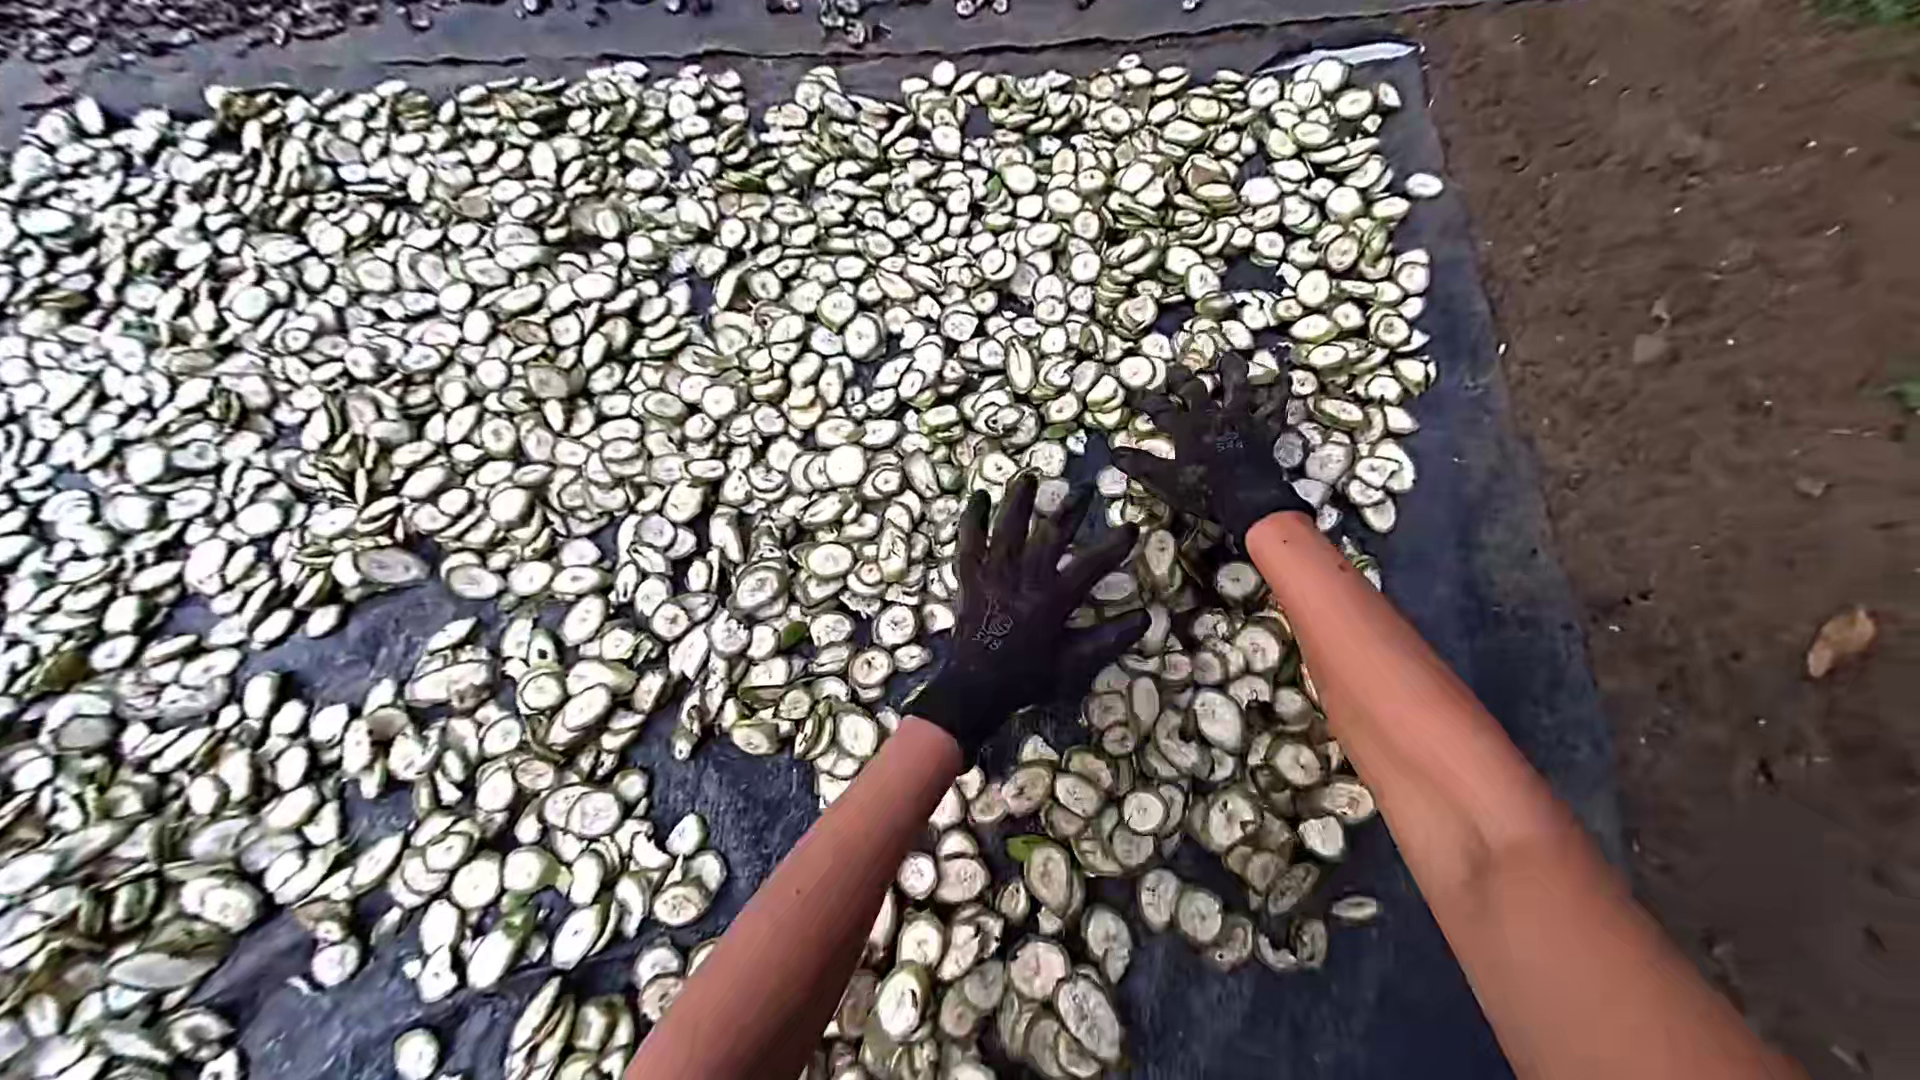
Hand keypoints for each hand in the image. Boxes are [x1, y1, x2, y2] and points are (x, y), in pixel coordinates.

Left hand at [910, 474, 1148, 759]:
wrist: (976, 686)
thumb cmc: (1027, 676)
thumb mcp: (1075, 665)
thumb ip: (1109, 640)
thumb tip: (1145, 617)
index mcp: (1052, 601)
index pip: (1090, 565)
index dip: (1113, 546)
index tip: (1131, 529)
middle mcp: (1024, 580)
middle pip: (1050, 536)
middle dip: (1069, 511)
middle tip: (1083, 491)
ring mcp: (994, 575)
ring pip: (1008, 530)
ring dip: (1020, 503)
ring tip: (1029, 478)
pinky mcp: (970, 577)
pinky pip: (970, 542)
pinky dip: (973, 519)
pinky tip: (979, 498)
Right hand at [1110, 354, 1311, 542]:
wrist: (1248, 499)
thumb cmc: (1204, 491)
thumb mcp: (1165, 481)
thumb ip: (1140, 465)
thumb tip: (1115, 452)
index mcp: (1187, 429)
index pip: (1162, 410)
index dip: (1148, 403)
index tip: (1138, 398)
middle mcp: (1214, 417)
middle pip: (1196, 390)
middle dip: (1183, 380)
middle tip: (1176, 370)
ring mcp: (1242, 420)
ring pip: (1238, 388)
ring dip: (1232, 371)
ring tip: (1228, 357)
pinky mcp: (1265, 430)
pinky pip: (1276, 406)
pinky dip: (1281, 391)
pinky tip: (1285, 377)